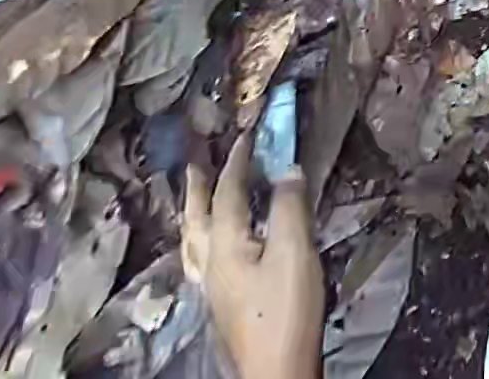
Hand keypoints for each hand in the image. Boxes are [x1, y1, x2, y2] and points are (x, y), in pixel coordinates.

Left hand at [184, 136, 324, 378]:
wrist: (278, 369)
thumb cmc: (285, 305)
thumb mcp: (294, 249)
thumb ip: (289, 206)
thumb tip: (287, 168)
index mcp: (225, 246)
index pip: (227, 193)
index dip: (238, 161)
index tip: (247, 132)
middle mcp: (211, 263)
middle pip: (196, 219)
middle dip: (197, 187)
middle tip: (195, 163)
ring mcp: (214, 285)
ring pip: (195, 240)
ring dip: (196, 211)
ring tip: (199, 196)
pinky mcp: (225, 300)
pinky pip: (205, 255)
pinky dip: (206, 235)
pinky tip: (216, 243)